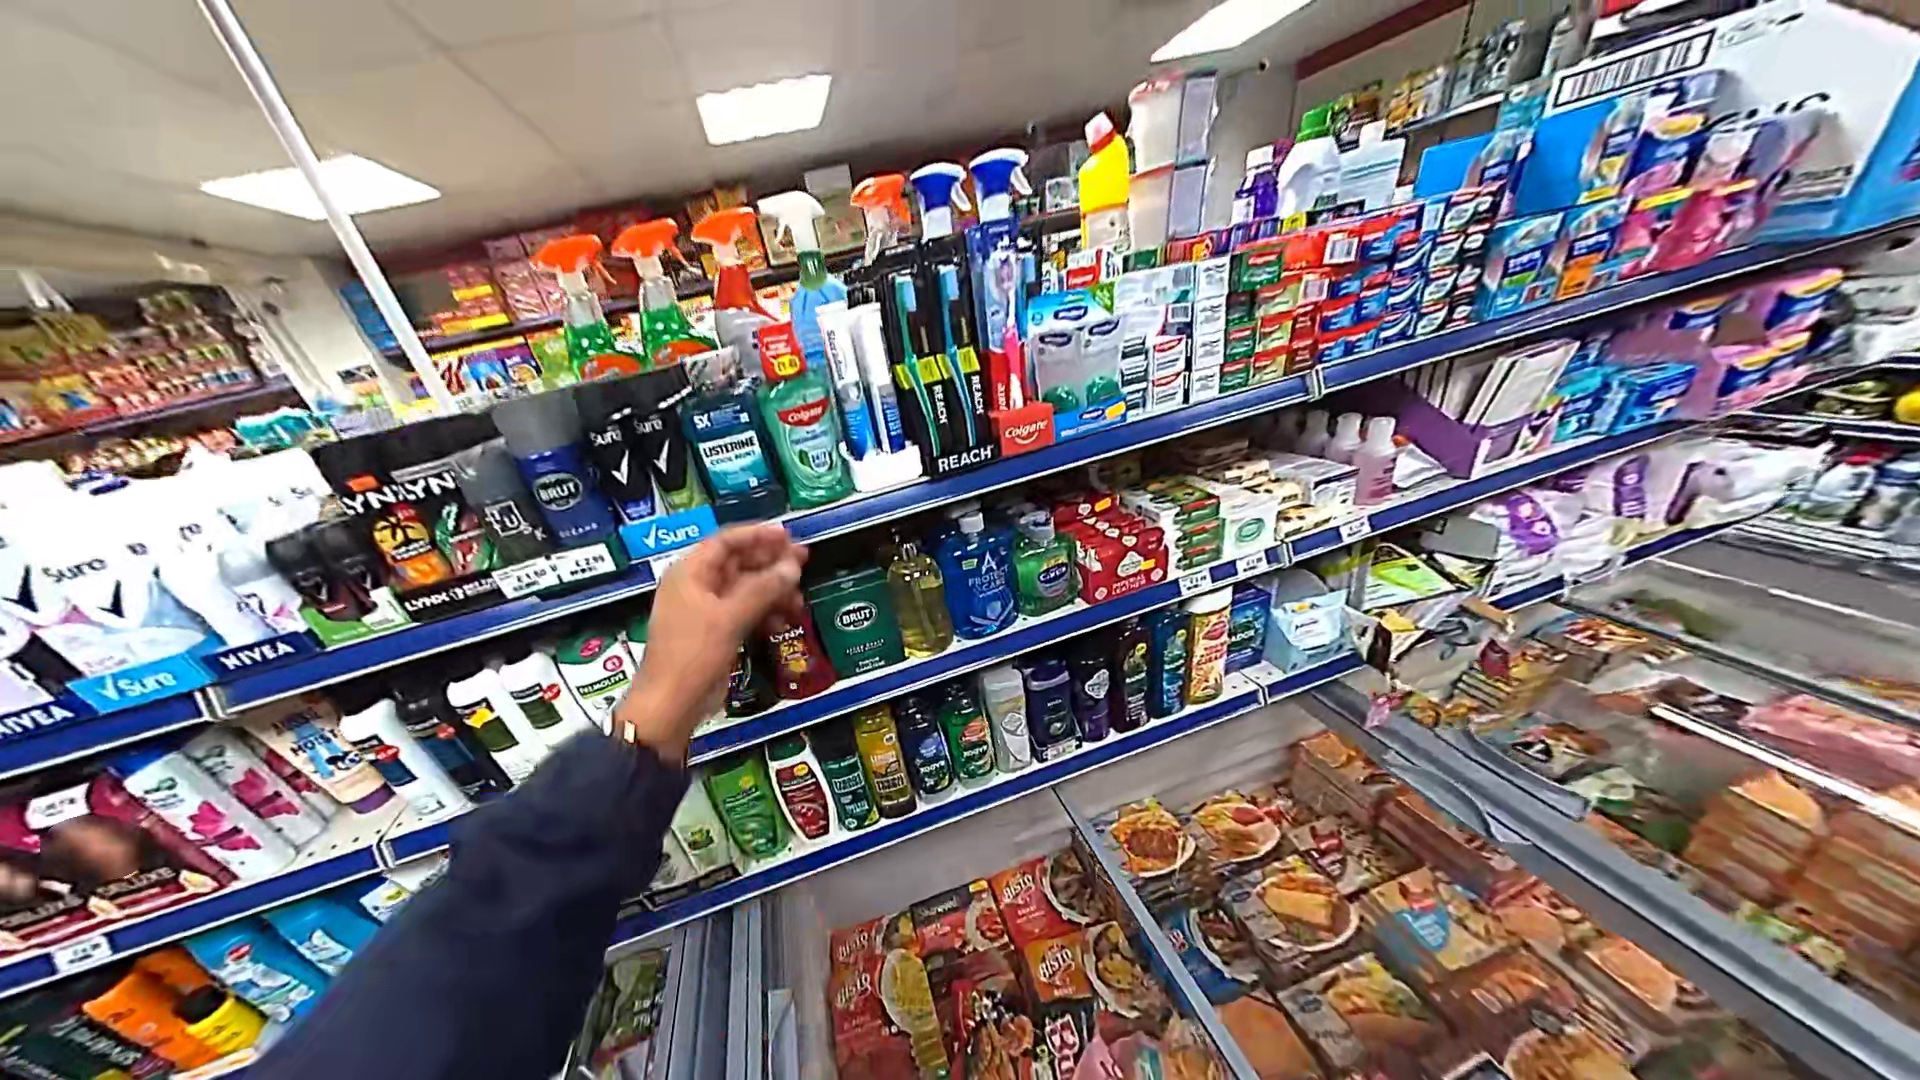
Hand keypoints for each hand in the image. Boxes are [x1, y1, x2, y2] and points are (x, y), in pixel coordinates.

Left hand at [617, 524, 807, 761]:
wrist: (672, 705)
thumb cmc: (693, 654)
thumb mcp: (730, 617)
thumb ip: (764, 588)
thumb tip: (793, 567)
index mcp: (690, 573)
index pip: (726, 541)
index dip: (758, 535)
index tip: (787, 536)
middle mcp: (698, 586)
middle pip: (739, 563)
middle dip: (772, 564)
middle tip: (803, 563)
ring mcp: (708, 610)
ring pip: (747, 589)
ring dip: (774, 591)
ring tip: (798, 600)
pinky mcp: (718, 632)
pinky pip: (747, 612)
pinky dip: (766, 613)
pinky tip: (783, 622)